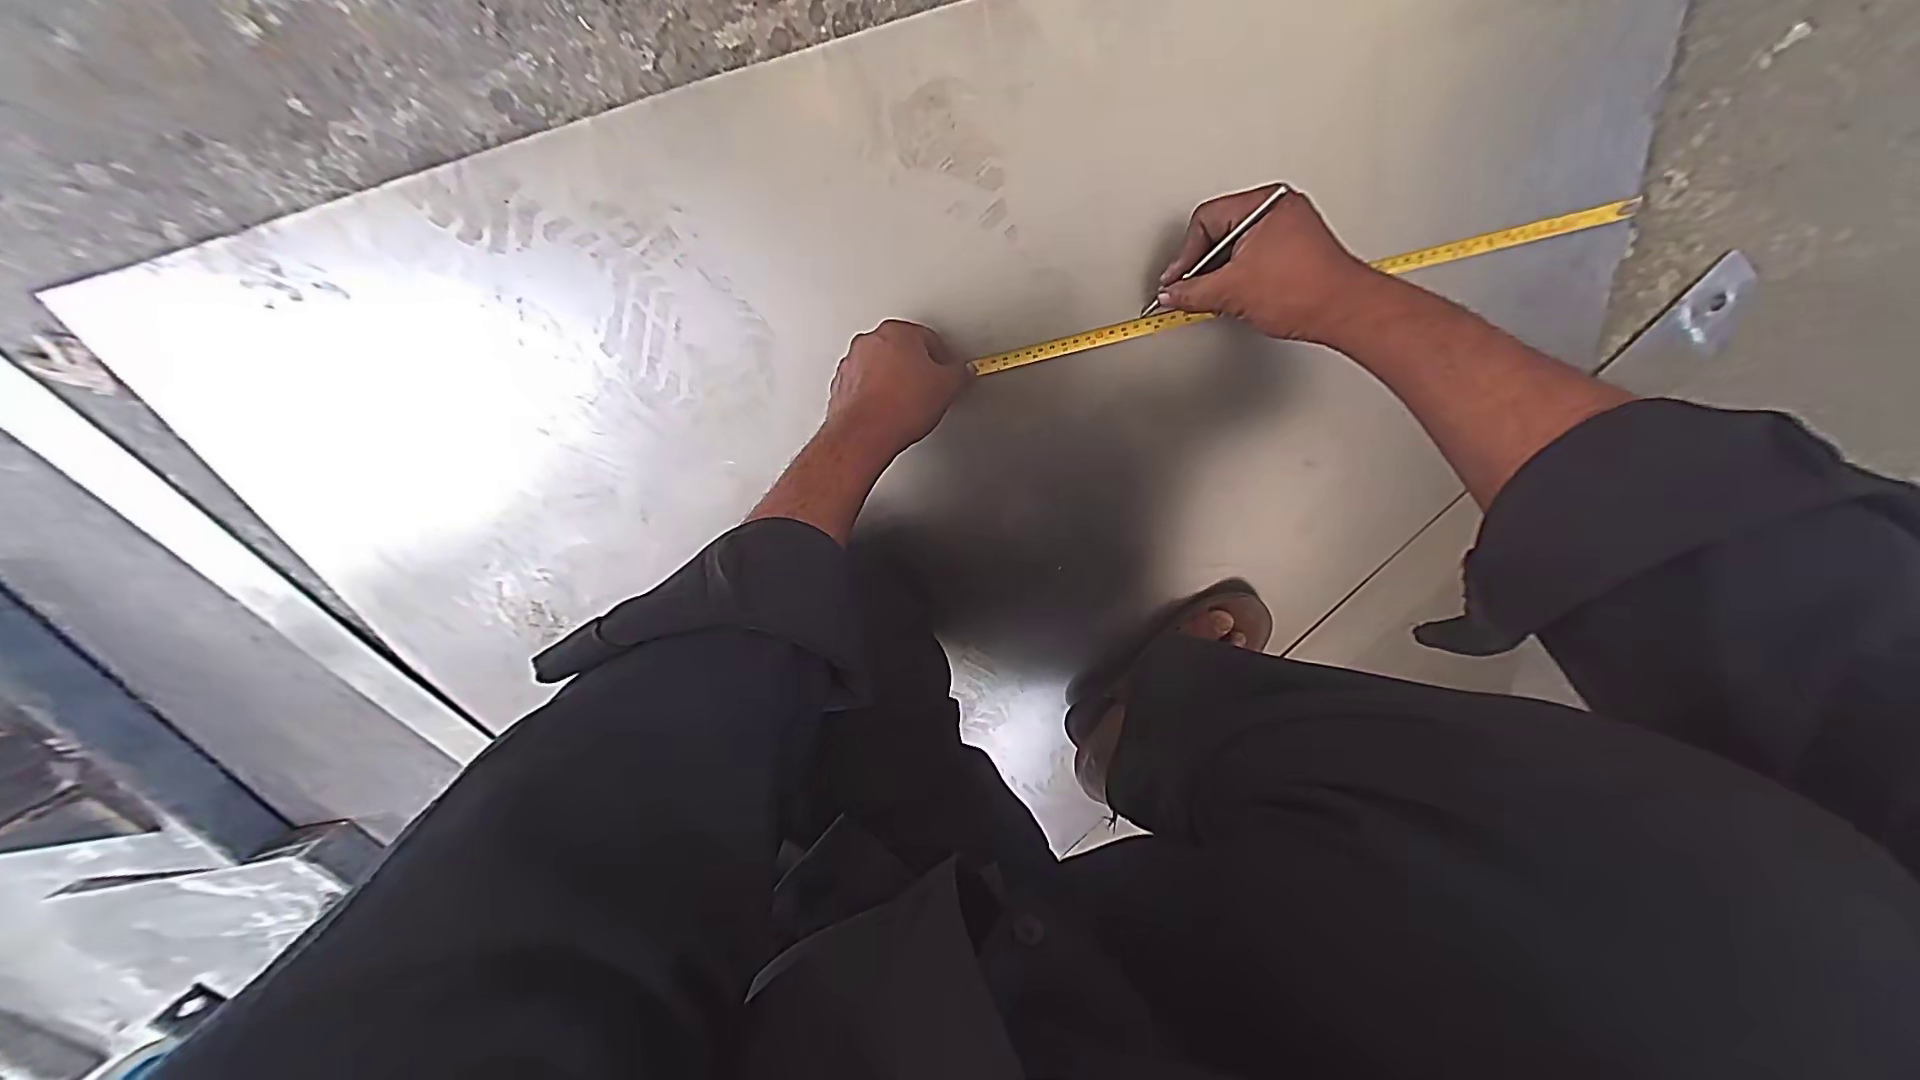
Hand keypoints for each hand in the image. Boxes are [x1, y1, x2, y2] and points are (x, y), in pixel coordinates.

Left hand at [822, 320, 971, 459]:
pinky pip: (865, 384)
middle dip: (916, 367)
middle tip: (929, 388)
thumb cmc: (897, 408)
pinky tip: (889, 411)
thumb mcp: (947, 388)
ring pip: (880, 366)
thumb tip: (961, 373)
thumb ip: (959, 373)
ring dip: (894, 380)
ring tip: (908, 404)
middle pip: (901, 348)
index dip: (943, 359)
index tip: (948, 373)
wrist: (865, 434)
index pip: (929, 338)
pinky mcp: (842, 386)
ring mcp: (852, 363)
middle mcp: (870, 342)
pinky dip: (876, 394)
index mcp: (897, 332)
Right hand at [1156, 185, 1387, 344]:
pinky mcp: (1294, 249)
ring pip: (1235, 247)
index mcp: (1264, 203)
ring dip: (1219, 274)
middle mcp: (1278, 208)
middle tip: (1191, 289)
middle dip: (1201, 266)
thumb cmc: (1305, 290)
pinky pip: (1253, 256)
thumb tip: (1172, 293)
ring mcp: (1289, 228)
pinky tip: (1236, 296)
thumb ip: (1191, 291)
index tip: (1177, 281)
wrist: (1342, 310)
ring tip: (1217, 295)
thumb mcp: (1230, 291)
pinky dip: (1238, 276)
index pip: (1204, 221)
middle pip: (1218, 232)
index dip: (1185, 256)